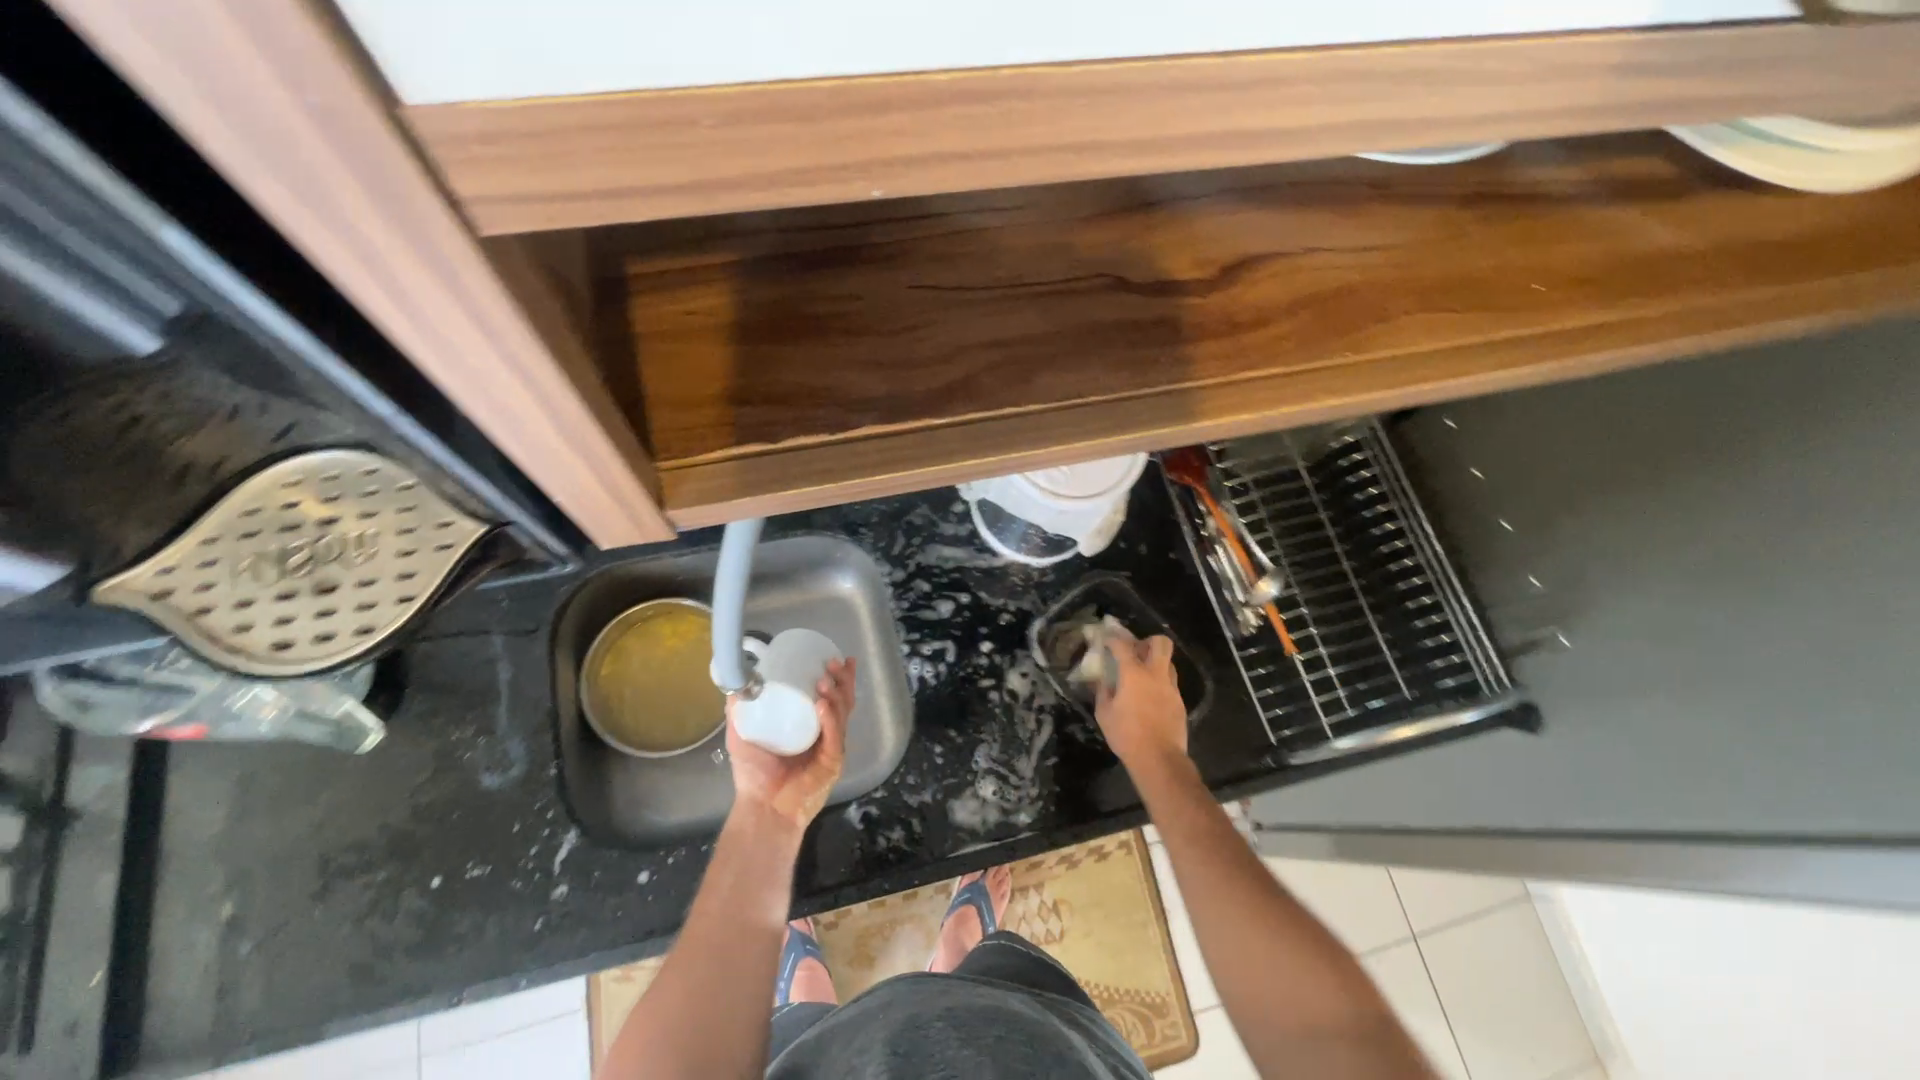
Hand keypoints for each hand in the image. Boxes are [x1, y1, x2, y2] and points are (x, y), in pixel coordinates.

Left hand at [727, 657, 853, 831]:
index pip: (832, 698)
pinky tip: (822, 704)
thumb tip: (735, 683)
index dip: (838, 679)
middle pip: (844, 702)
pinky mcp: (832, 763)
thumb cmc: (754, 775)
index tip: (839, 658)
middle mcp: (826, 736)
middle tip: (834, 663)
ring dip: (835, 695)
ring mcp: (831, 749)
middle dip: (842, 681)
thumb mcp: (743, 735)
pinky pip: (834, 737)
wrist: (762, 809)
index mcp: (812, 728)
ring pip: (842, 715)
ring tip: (823, 680)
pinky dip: (830, 719)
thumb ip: (740, 711)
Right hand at [1095, 635, 1188, 771]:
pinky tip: (1151, 697)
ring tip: (1143, 675)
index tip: (1107, 640)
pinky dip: (1160, 682)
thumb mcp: (1104, 714)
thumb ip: (1102, 692)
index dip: (1113, 639)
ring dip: (1156, 662)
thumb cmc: (1126, 735)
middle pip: (1161, 643)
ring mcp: (1171, 688)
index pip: (1123, 646)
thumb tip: (1100, 680)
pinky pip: (1171, 683)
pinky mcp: (1179, 701)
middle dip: (1148, 641)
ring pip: (1169, 662)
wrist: (1159, 757)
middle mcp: (1156, 675)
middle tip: (1136, 651)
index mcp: (1134, 674)